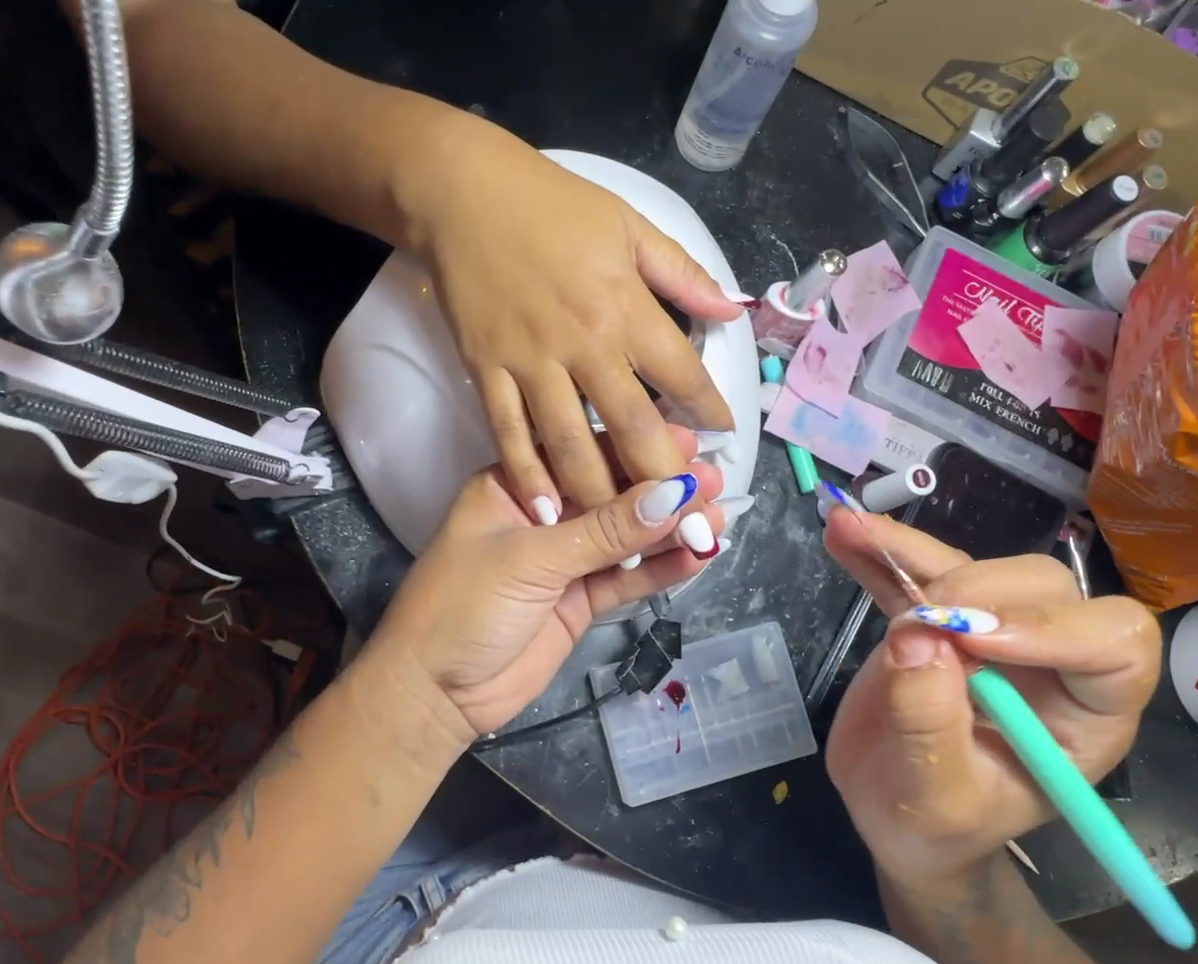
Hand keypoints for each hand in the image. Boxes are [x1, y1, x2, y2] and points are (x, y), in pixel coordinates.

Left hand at [366, 427, 728, 740]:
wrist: (434, 693)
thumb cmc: (463, 606)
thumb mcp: (531, 559)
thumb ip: (605, 530)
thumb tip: (676, 494)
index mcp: (514, 485)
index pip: (583, 454)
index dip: (637, 449)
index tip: (689, 443)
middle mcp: (541, 515)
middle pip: (612, 494)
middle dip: (663, 489)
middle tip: (715, 482)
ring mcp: (561, 561)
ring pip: (625, 538)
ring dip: (670, 530)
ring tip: (719, 518)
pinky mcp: (576, 602)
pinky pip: (624, 578)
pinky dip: (659, 570)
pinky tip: (697, 558)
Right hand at [401, 126, 741, 519]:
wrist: (464, 195)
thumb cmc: (553, 206)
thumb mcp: (629, 224)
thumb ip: (681, 272)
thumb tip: (732, 311)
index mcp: (624, 306)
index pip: (680, 372)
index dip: (708, 409)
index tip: (723, 437)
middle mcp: (582, 343)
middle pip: (630, 423)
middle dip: (660, 474)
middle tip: (681, 516)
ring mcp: (529, 363)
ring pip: (569, 441)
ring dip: (597, 491)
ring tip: (619, 535)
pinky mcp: (486, 372)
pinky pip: (508, 433)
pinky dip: (526, 475)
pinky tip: (546, 513)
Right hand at [823, 511, 1160, 893]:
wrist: (899, 822)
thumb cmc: (935, 830)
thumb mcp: (935, 798)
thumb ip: (931, 726)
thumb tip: (918, 639)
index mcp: (1084, 717)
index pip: (1112, 646)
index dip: (1049, 627)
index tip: (966, 637)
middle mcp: (1050, 664)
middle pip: (1044, 590)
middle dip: (976, 590)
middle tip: (909, 619)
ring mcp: (992, 637)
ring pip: (975, 569)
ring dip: (912, 550)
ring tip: (850, 532)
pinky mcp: (937, 626)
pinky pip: (916, 578)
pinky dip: (879, 554)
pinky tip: (843, 534)